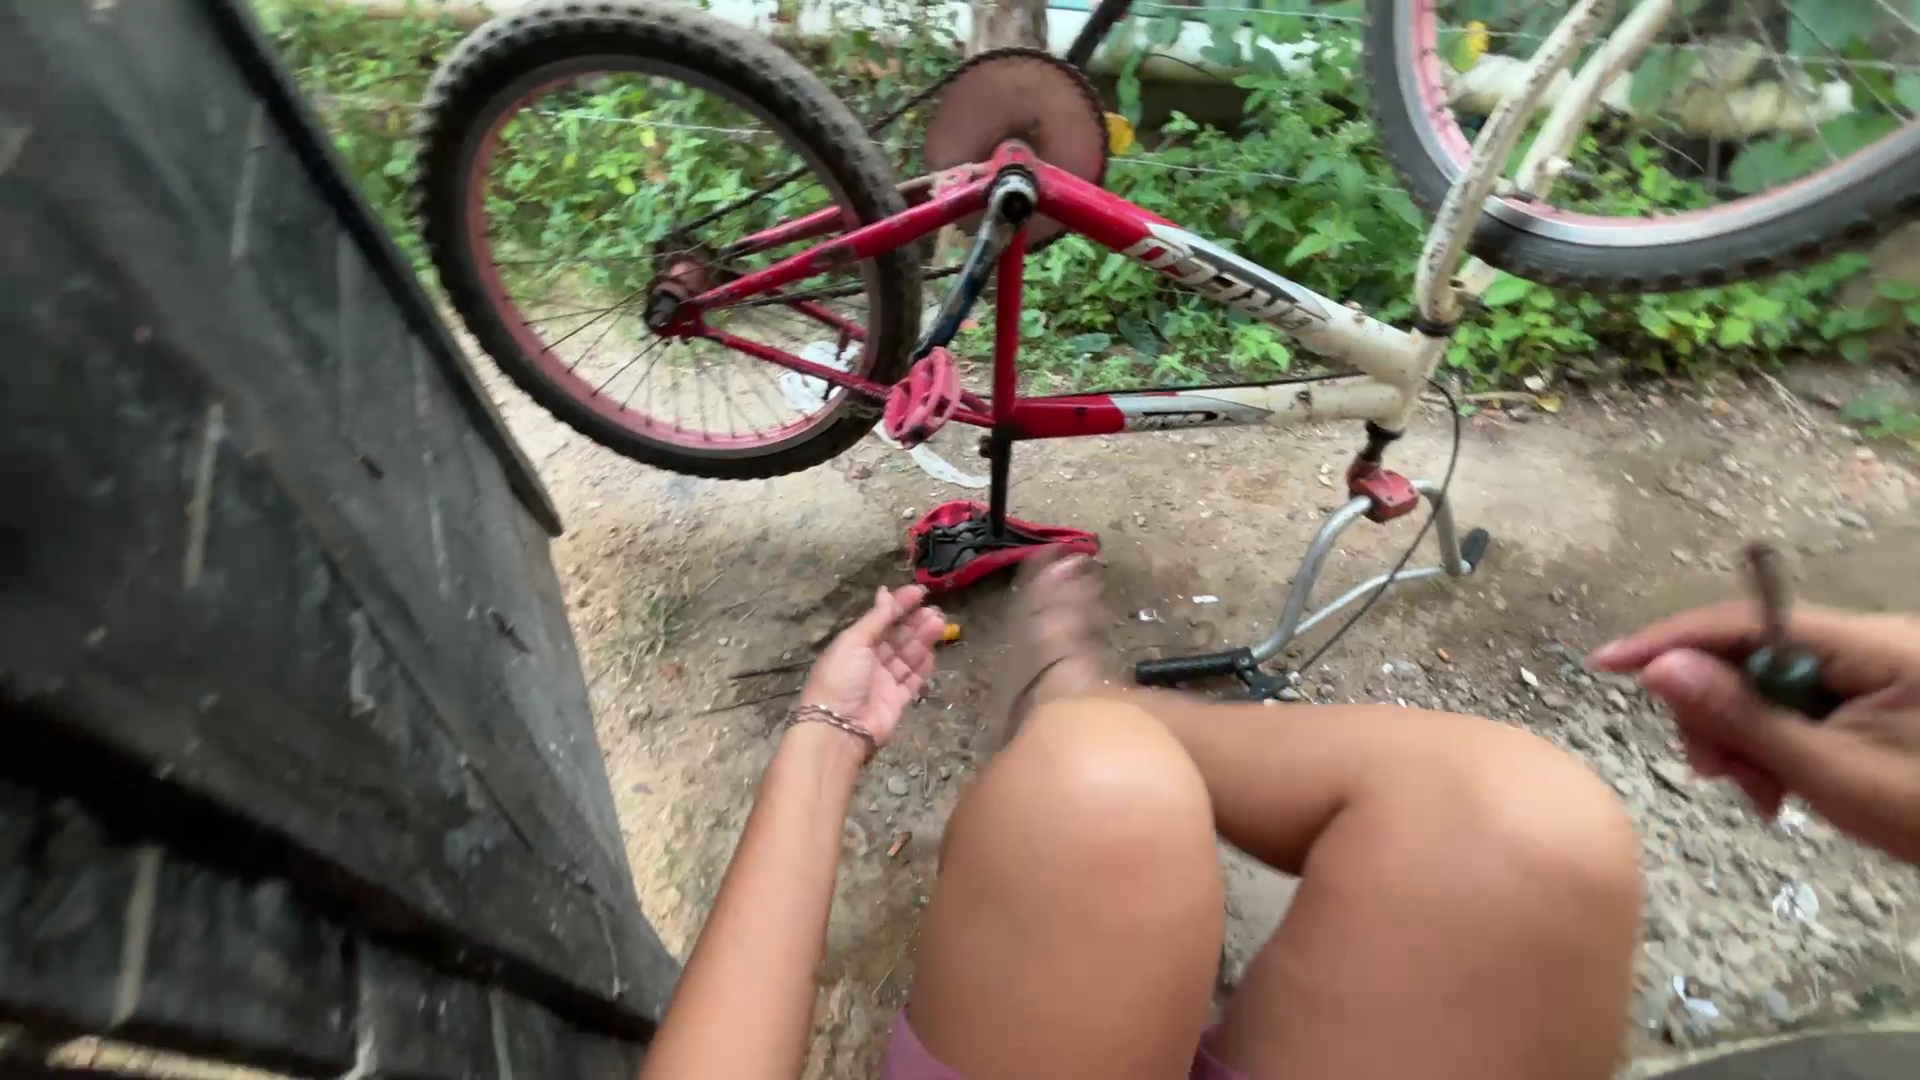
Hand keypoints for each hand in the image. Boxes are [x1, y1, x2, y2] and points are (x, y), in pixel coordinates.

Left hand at [799, 585, 944, 746]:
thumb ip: (874, 619)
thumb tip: (885, 592)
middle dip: (915, 623)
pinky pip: (912, 681)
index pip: (880, 620)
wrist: (838, 729)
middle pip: (896, 638)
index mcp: (854, 645)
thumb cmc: (840, 679)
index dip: (899, 605)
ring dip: (922, 640)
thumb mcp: (853, 642)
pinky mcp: (896, 702)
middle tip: (935, 611)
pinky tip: (933, 652)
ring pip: (907, 657)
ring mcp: (883, 682)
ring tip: (940, 624)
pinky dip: (922, 667)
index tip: (919, 592)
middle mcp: (868, 662)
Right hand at [1588, 604, 1919, 862]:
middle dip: (1713, 712)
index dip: (1667, 641)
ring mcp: (1878, 667)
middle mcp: (1874, 642)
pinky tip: (1776, 779)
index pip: (1742, 622)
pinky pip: (1791, 699)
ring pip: (1760, 682)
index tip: (1605, 664)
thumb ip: (1742, 716)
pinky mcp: (1879, 692)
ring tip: (1756, 789)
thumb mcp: (1834, 773)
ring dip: (1739, 734)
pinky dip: (1769, 738)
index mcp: (1879, 647)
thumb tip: (1658, 667)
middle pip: (1744, 656)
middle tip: (1710, 771)